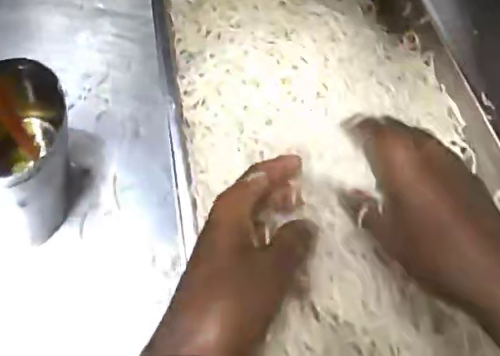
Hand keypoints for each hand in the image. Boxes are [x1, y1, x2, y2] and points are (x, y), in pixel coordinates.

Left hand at [144, 155, 317, 355]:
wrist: (192, 349)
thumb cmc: (231, 299)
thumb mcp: (270, 270)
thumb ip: (291, 243)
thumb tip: (306, 222)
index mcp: (229, 210)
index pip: (255, 177)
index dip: (277, 168)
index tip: (299, 162)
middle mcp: (222, 223)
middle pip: (251, 196)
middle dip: (276, 191)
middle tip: (301, 191)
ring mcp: (219, 250)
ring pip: (252, 224)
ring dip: (274, 220)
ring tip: (299, 222)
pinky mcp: (221, 276)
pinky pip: (250, 249)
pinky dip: (270, 248)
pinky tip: (287, 264)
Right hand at [343, 118, 499, 355]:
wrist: (498, 274)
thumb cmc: (435, 254)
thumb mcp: (389, 238)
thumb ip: (364, 209)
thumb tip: (345, 192)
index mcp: (400, 155)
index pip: (370, 127)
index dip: (354, 127)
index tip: (344, 133)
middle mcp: (424, 146)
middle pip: (394, 126)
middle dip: (376, 130)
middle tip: (362, 144)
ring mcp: (450, 156)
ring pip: (416, 136)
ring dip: (400, 140)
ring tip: (388, 159)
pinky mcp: (468, 171)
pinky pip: (435, 150)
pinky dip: (420, 154)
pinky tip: (419, 176)